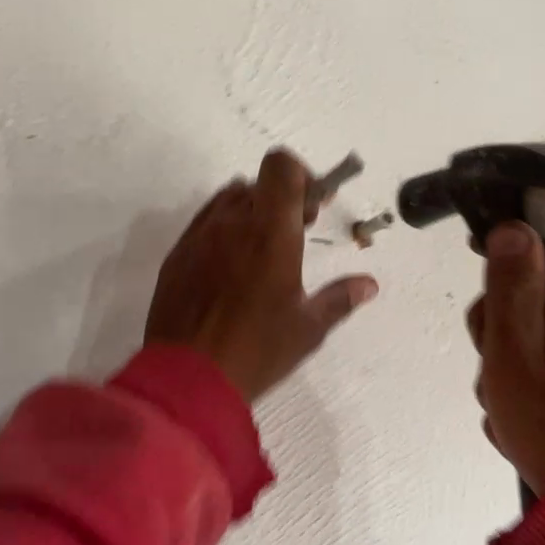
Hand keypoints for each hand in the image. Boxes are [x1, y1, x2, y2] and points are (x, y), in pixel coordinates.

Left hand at [145, 149, 379, 401]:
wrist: (187, 377)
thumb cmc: (256, 350)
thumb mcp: (307, 329)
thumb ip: (339, 299)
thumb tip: (368, 285)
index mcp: (269, 232)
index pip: (281, 167)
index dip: (301, 176)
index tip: (313, 207)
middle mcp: (231, 224)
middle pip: (257, 184)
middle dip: (281, 199)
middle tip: (296, 233)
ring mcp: (198, 237)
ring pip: (227, 201)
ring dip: (250, 212)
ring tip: (261, 252)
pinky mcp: (176, 256)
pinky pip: (203, 224)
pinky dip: (222, 231)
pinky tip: (229, 268)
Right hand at [468, 223, 544, 493]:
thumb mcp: (515, 351)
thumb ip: (512, 286)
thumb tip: (512, 228)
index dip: (514, 259)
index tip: (487, 296)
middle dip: (508, 317)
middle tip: (492, 361)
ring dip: (517, 354)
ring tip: (506, 398)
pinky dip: (540, 376)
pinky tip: (525, 412)